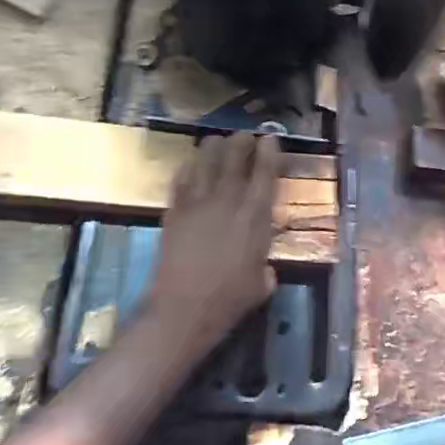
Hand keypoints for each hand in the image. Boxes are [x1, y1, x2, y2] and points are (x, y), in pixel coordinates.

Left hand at [142, 133, 280, 355]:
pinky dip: (186, 169)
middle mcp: (228, 200)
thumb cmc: (230, 299)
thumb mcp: (262, 283)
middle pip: (234, 157)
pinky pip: (179, 181)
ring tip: (217, 140)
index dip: (270, 150)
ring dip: (213, 148)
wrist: (184, 309)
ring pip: (205, 161)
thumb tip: (264, 267)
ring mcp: (197, 203)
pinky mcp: (173, 212)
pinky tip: (189, 166)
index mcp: (255, 214)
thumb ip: (265, 267)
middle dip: (241, 141)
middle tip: (244, 136)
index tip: (270, 137)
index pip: (265, 171)